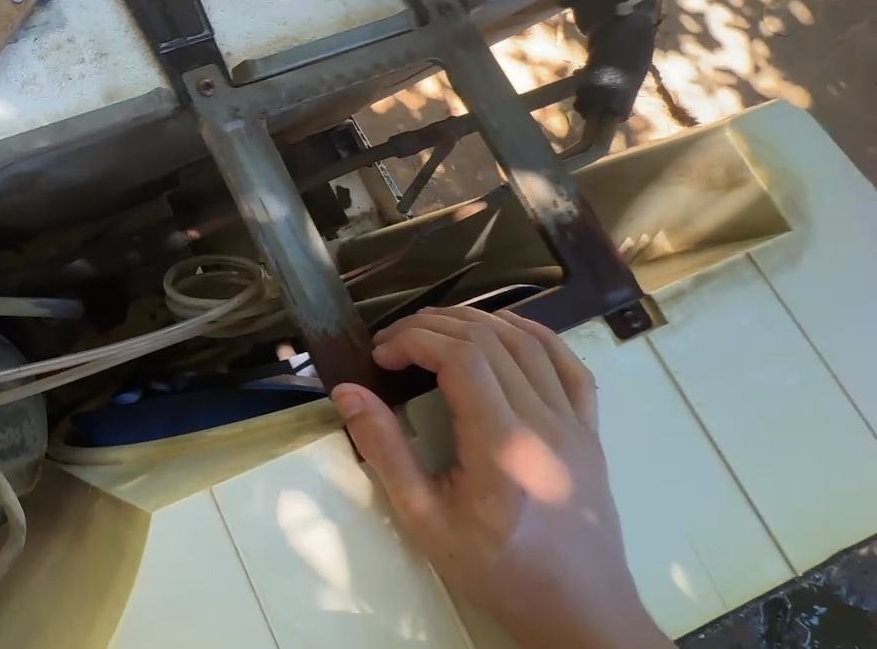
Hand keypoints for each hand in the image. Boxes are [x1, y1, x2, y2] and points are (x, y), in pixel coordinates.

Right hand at [330, 307, 669, 648]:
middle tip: (391, 346)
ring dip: (473, 321)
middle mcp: (546, 424)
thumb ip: (384, 450)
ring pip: (526, 343)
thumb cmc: (496, 570)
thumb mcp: (423, 519)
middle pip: (488, 340)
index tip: (379, 358)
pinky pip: (569, 366)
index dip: (411, 340)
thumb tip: (347, 391)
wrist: (581, 616)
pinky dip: (534, 334)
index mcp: (505, 445)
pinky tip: (502, 327)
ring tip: (430, 330)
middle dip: (429, 327)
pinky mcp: (590, 432)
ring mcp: (576, 425)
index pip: (461, 357)